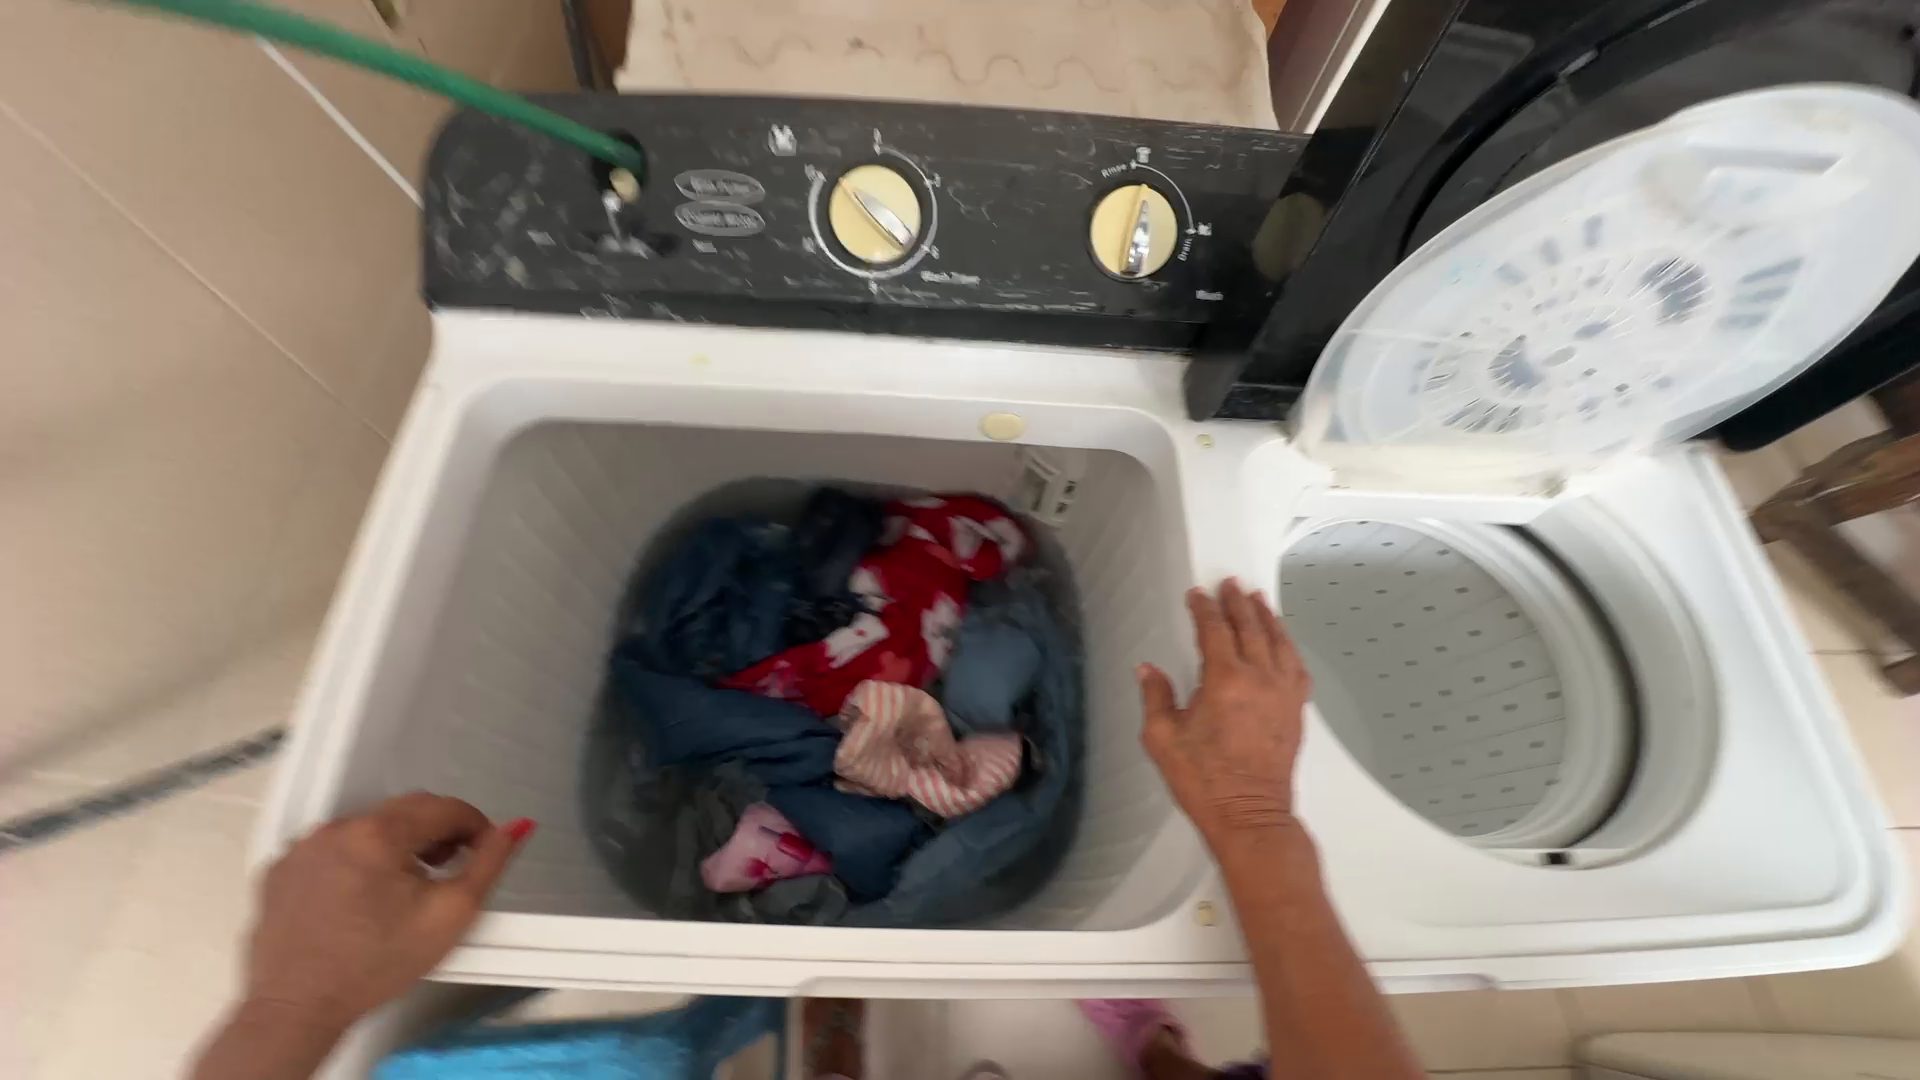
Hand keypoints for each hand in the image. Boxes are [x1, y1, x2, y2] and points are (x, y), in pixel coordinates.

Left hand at [242, 793, 532, 1033]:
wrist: (296, 1011)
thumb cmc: (376, 964)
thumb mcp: (454, 911)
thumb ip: (493, 860)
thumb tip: (519, 825)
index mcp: (380, 834)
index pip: (447, 807)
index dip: (475, 826)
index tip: (480, 852)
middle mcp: (337, 830)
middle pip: (409, 809)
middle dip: (438, 830)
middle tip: (449, 865)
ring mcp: (303, 849)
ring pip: (372, 824)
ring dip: (399, 840)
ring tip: (407, 881)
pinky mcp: (279, 869)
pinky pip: (335, 844)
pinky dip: (358, 855)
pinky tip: (365, 891)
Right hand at [1139, 579, 1309, 843]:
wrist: (1250, 817)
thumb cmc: (1203, 780)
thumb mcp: (1162, 738)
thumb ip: (1156, 697)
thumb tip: (1148, 670)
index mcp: (1224, 680)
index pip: (1214, 630)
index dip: (1204, 609)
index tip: (1196, 595)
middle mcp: (1259, 679)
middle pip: (1250, 628)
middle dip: (1238, 603)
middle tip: (1230, 584)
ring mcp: (1283, 694)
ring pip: (1278, 643)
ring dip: (1267, 618)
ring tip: (1258, 599)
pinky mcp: (1295, 712)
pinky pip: (1296, 667)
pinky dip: (1288, 647)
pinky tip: (1283, 642)